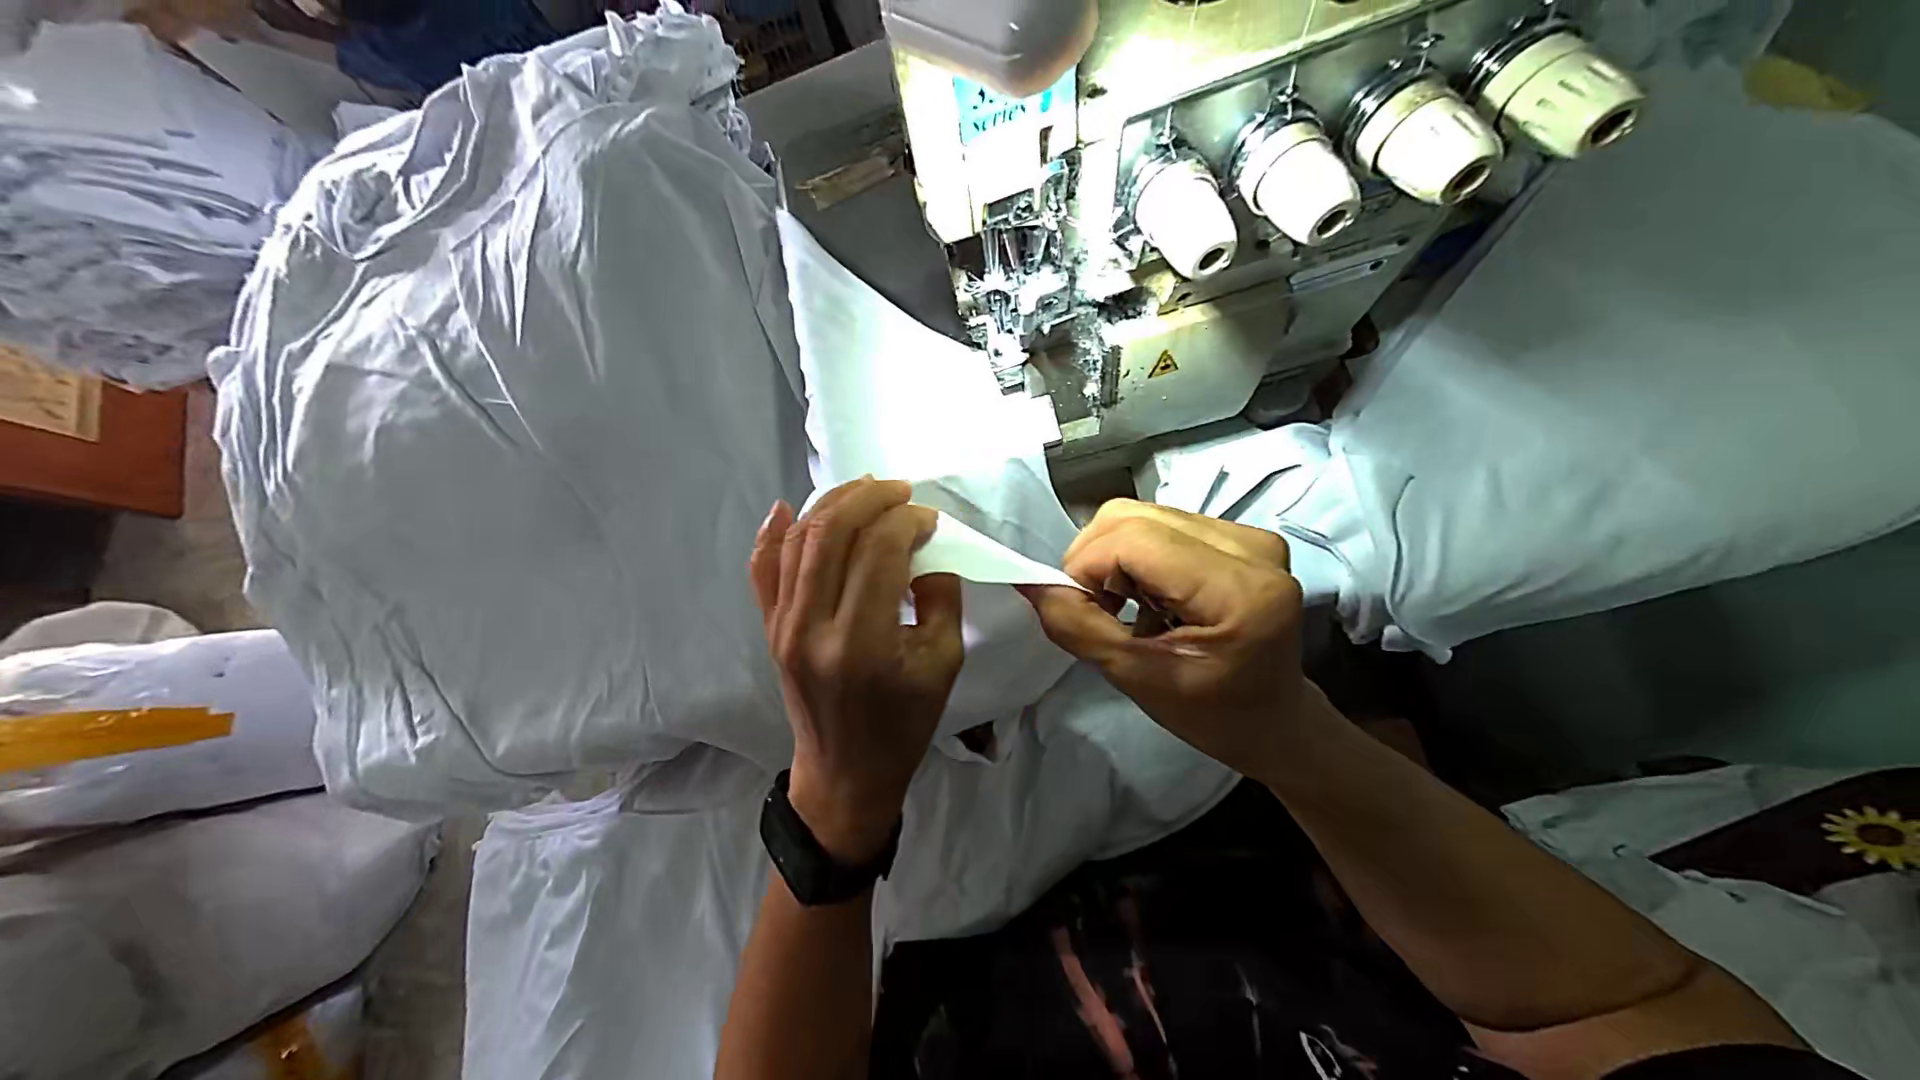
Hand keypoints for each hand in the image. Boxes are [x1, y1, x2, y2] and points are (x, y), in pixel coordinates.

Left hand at [749, 478, 964, 862]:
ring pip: (798, 541)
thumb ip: (941, 597)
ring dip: (832, 504)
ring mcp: (782, 626)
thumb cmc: (903, 724)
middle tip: (899, 490)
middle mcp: (812, 627)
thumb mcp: (944, 663)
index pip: (880, 551)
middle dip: (869, 498)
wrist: (846, 772)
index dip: (907, 521)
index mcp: (861, 642)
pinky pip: (763, 570)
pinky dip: (772, 534)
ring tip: (864, 490)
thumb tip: (925, 547)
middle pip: (832, 533)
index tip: (929, 518)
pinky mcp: (769, 629)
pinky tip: (787, 507)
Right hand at [1019, 500, 1314, 781]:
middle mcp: (1252, 548)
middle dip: (1094, 559)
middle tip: (1099, 609)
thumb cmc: (1213, 715)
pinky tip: (1149, 593)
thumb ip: (1077, 627)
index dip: (1085, 567)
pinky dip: (1136, 554)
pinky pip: (1162, 522)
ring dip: (1114, 557)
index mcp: (1238, 591)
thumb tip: (1030, 583)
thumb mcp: (1137, 680)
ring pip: (1143, 514)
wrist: (1275, 721)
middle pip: (1133, 516)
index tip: (1078, 611)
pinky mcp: (1242, 536)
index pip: (1133, 540)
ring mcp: (1250, 537)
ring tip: (1126, 604)